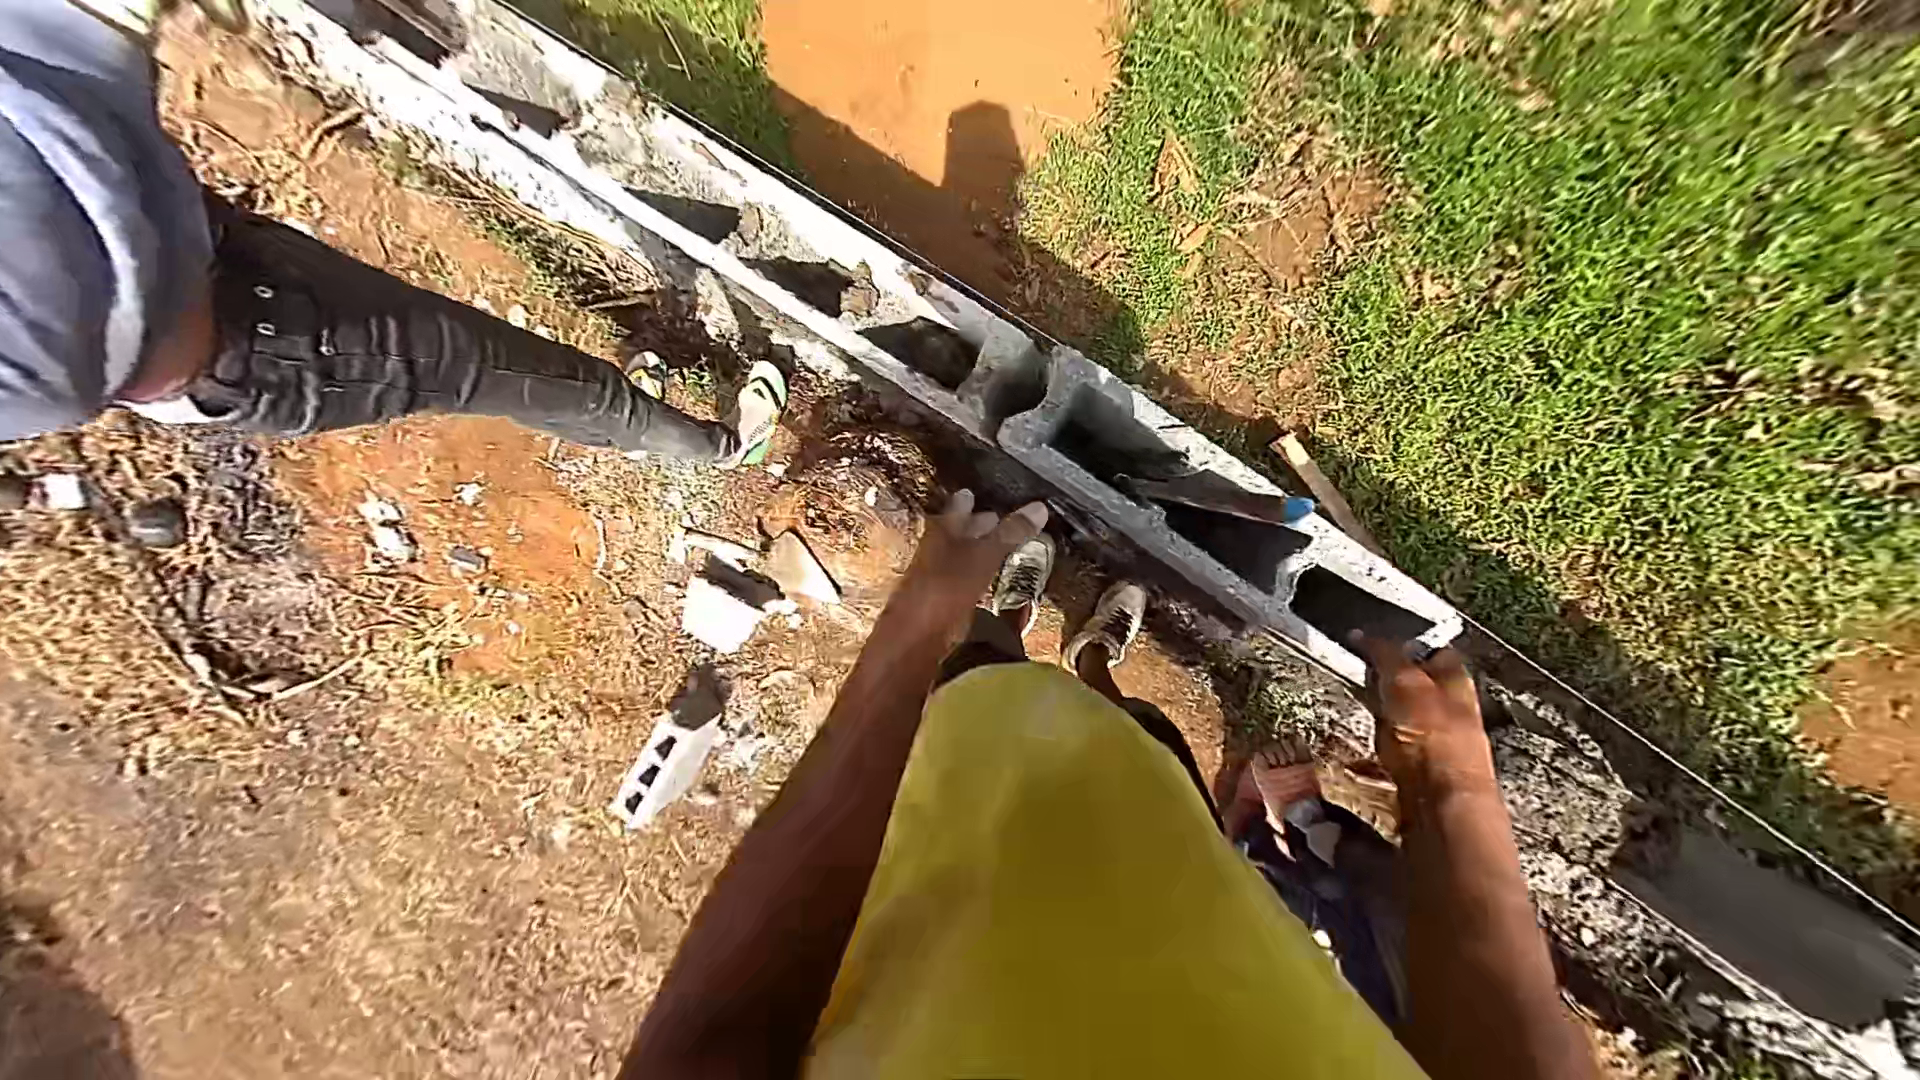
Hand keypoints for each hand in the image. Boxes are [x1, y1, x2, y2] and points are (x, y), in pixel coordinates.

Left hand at [886, 490, 1047, 640]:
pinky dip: (973, 577)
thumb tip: (1039, 507)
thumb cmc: (945, 587)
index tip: (975, 493)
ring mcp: (934, 578)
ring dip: (974, 552)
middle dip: (974, 525)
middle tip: (993, 518)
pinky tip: (983, 583)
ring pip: (957, 557)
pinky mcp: (938, 603)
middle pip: (955, 531)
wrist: (914, 636)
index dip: (967, 500)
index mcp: (943, 532)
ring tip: (993, 549)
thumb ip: (1010, 533)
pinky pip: (959, 581)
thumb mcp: (984, 556)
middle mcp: (934, 551)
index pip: (957, 507)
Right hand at [1349, 634, 1495, 793]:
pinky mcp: (1408, 750)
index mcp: (1454, 679)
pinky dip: (1368, 718)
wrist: (1437, 797)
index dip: (1400, 637)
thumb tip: (1362, 633)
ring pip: (1393, 698)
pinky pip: (1382, 724)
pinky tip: (1358, 719)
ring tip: (1352, 687)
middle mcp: (1443, 702)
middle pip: (1408, 673)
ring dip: (1373, 693)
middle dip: (1381, 666)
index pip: (1427, 646)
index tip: (1369, 632)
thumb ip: (1386, 654)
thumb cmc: (1435, 738)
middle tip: (1355, 659)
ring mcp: (1425, 727)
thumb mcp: (1406, 682)